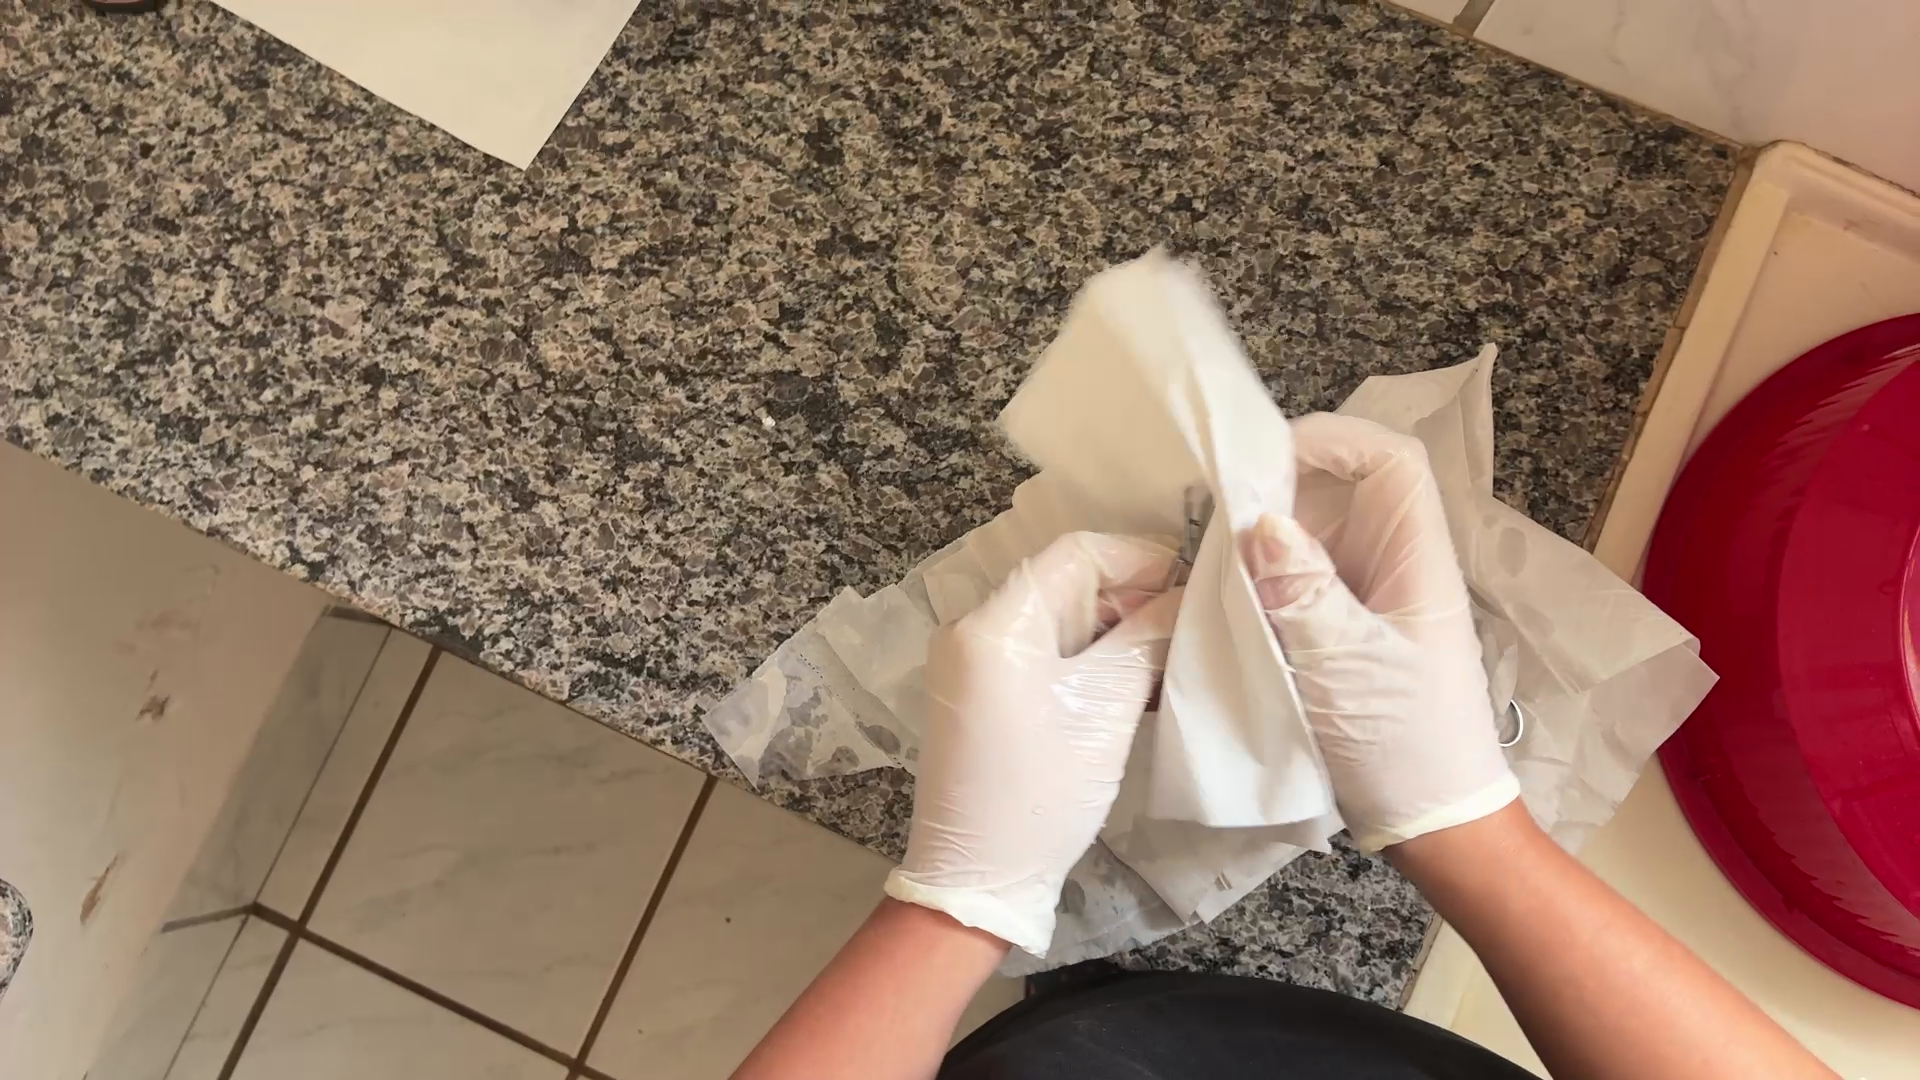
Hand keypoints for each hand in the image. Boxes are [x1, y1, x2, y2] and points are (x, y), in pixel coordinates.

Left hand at [884, 532, 1181, 955]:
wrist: (978, 876)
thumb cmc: (1041, 792)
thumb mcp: (1104, 710)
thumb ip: (1145, 639)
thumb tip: (1181, 594)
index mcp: (995, 623)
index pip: (1073, 554)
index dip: (1135, 557)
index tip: (1185, 579)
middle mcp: (970, 627)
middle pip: (1059, 581)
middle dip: (1125, 593)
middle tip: (1182, 618)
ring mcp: (967, 658)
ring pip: (1051, 616)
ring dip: (1107, 625)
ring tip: (1164, 646)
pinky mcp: (975, 687)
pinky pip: (1035, 648)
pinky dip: (1080, 652)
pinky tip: (1126, 670)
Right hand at [1243, 413, 1518, 850]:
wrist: (1433, 821)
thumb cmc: (1403, 743)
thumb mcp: (1346, 666)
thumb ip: (1303, 590)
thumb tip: (1260, 520)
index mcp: (1415, 560)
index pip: (1390, 462)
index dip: (1333, 441)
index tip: (1263, 462)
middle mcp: (1393, 564)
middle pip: (1346, 488)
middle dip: (1283, 485)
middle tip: (1224, 513)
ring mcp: (1368, 596)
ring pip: (1318, 532)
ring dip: (1268, 532)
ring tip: (1220, 552)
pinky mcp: (1344, 626)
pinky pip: (1302, 574)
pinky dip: (1265, 571)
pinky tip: (1233, 591)